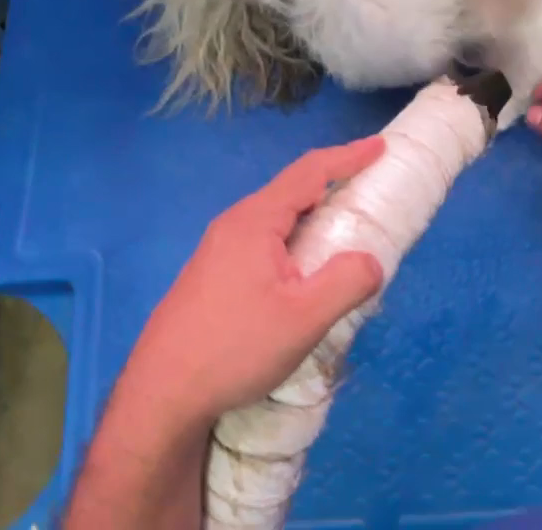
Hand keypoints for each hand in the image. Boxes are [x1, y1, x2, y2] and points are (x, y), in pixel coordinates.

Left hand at [118, 137, 388, 428]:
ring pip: (276, 219)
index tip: (380, 147)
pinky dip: (294, 239)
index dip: (348, 157)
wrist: (162, 395)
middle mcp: (234, 224)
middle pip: (291, 191)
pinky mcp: (213, 274)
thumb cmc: (234, 349)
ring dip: (312, 217)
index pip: (309, 172)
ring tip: (345, 232)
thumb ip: (345, 283)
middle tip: (370, 192)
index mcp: (255, 220)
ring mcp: (219, 249)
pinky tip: (304, 271)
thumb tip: (372, 261)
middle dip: (332, 184)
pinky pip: (263, 240)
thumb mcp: (302, 320)